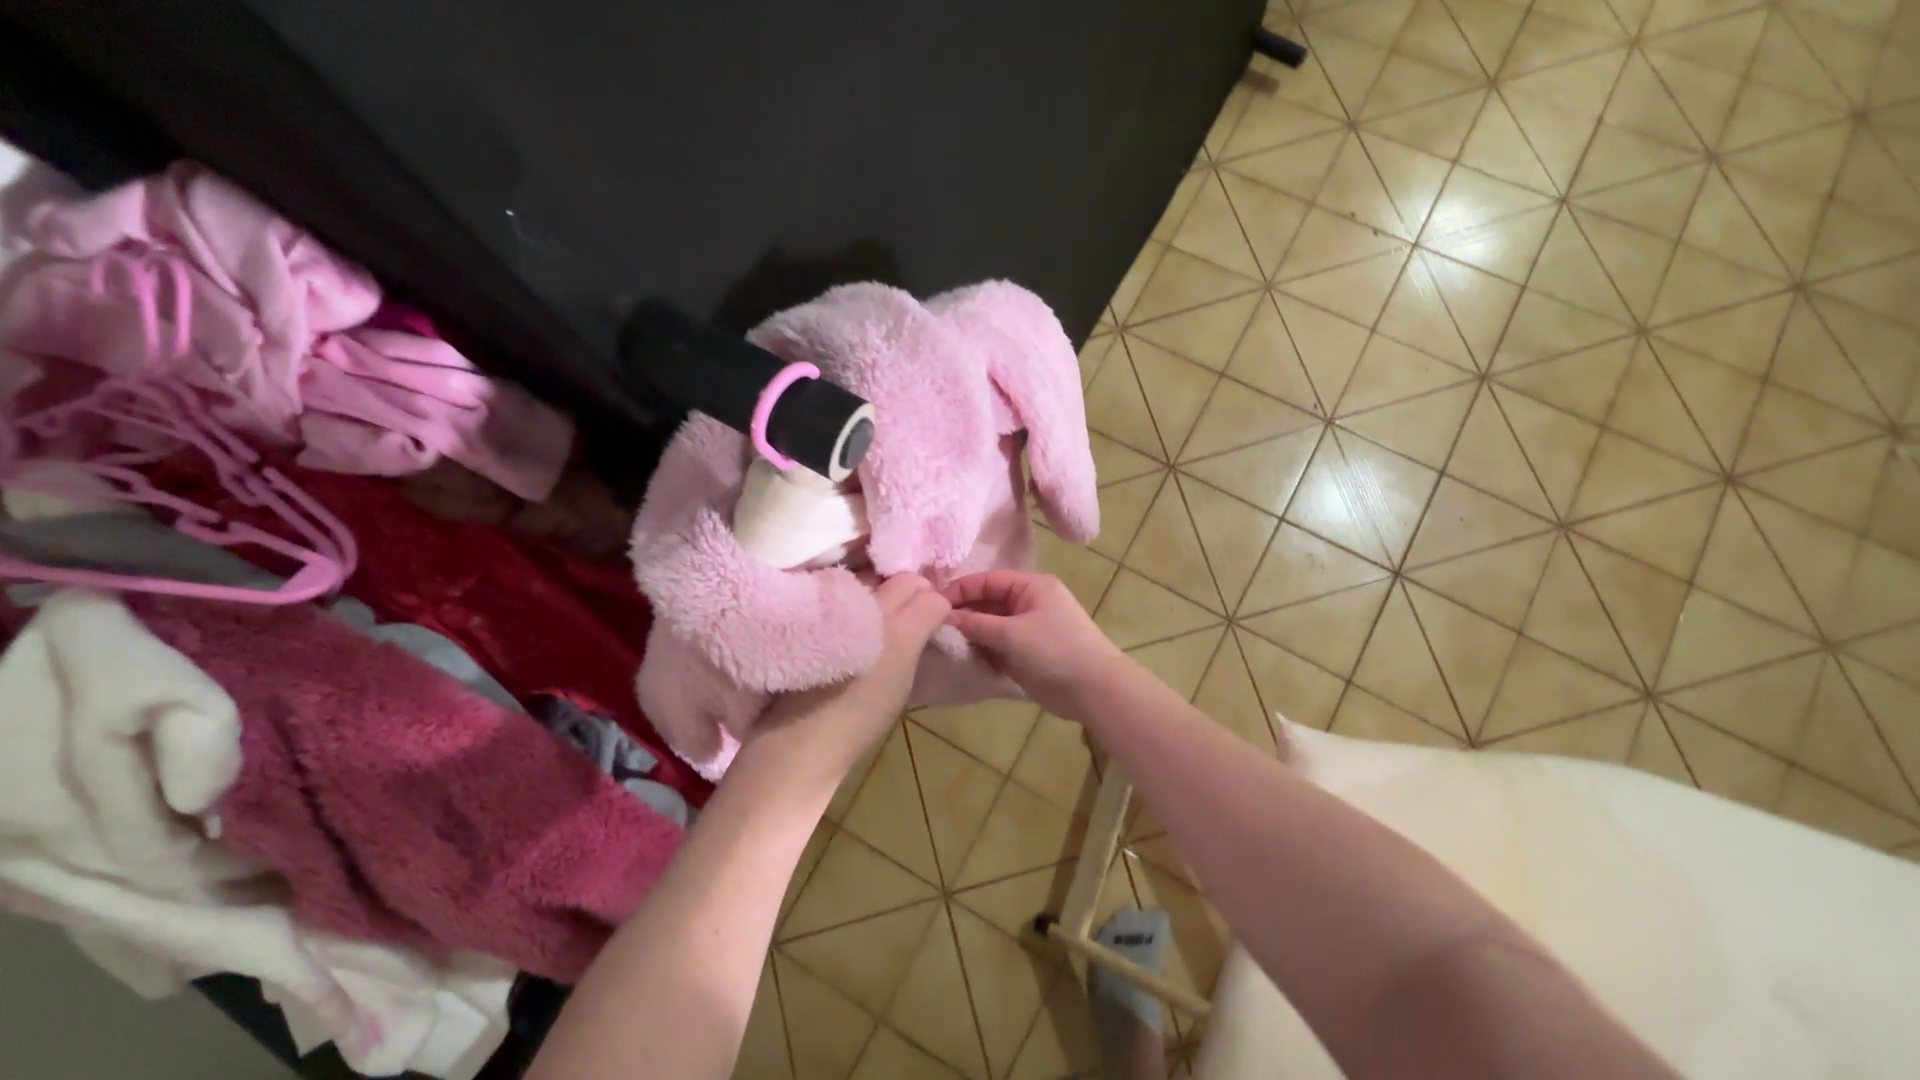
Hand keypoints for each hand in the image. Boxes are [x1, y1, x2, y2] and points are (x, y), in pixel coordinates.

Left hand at [753, 574, 951, 775]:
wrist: (805, 736)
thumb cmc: (861, 720)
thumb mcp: (904, 682)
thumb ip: (915, 642)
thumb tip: (923, 622)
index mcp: (901, 632)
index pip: (932, 597)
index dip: (937, 608)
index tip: (933, 623)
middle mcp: (874, 609)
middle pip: (906, 580)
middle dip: (916, 592)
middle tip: (911, 615)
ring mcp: (844, 606)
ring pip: (876, 580)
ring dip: (884, 592)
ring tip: (880, 617)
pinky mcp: (817, 609)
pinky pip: (848, 589)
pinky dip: (858, 598)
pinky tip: (854, 620)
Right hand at [942, 570, 1128, 721]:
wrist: (1093, 689)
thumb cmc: (1054, 650)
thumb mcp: (1011, 633)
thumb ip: (975, 624)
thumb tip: (944, 616)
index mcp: (1031, 586)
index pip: (987, 580)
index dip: (960, 590)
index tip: (933, 605)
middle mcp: (1029, 603)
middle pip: (988, 603)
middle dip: (963, 614)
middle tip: (933, 627)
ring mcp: (1029, 630)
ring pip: (991, 626)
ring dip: (971, 635)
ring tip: (943, 643)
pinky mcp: (1027, 654)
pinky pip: (998, 647)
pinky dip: (982, 651)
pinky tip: (963, 658)